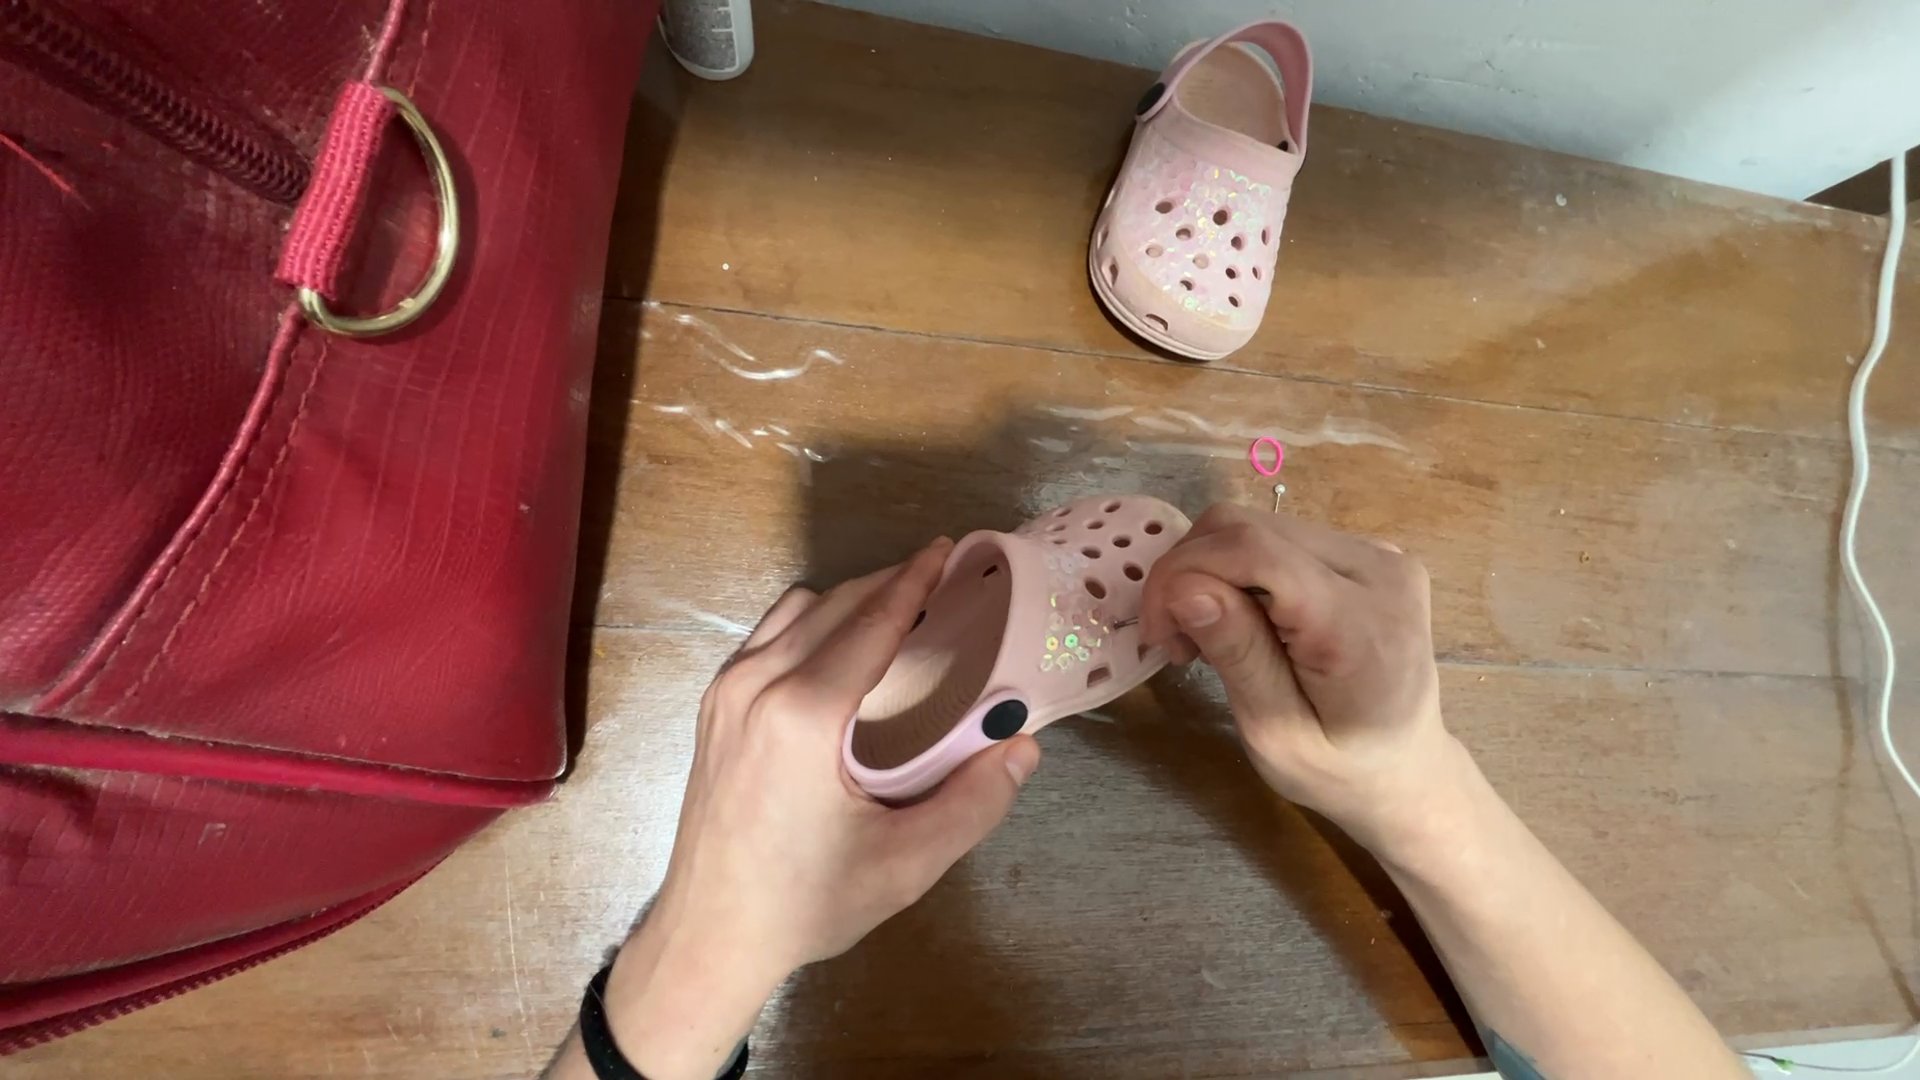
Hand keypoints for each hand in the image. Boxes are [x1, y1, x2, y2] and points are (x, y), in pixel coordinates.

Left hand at [602, 538, 1041, 1079]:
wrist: (707, 935)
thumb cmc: (806, 901)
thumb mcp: (905, 864)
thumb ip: (974, 803)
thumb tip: (1023, 746)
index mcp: (804, 713)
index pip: (873, 622)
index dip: (915, 581)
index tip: (946, 549)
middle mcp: (759, 683)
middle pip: (838, 603)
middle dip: (891, 582)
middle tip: (938, 578)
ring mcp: (728, 688)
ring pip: (798, 609)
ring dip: (851, 598)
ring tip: (895, 610)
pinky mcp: (714, 701)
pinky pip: (770, 632)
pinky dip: (813, 619)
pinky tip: (839, 646)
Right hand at [1138, 504, 1451, 849]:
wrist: (1404, 771)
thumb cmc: (1337, 771)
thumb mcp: (1276, 734)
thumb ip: (1237, 654)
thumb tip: (1185, 588)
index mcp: (1360, 622)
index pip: (1252, 550)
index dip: (1182, 573)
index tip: (1155, 630)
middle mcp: (1376, 568)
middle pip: (1245, 528)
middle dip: (1186, 572)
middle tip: (1171, 637)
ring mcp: (1374, 554)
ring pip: (1252, 526)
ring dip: (1206, 570)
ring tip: (1201, 631)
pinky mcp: (1361, 552)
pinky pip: (1273, 538)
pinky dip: (1233, 569)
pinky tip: (1235, 616)